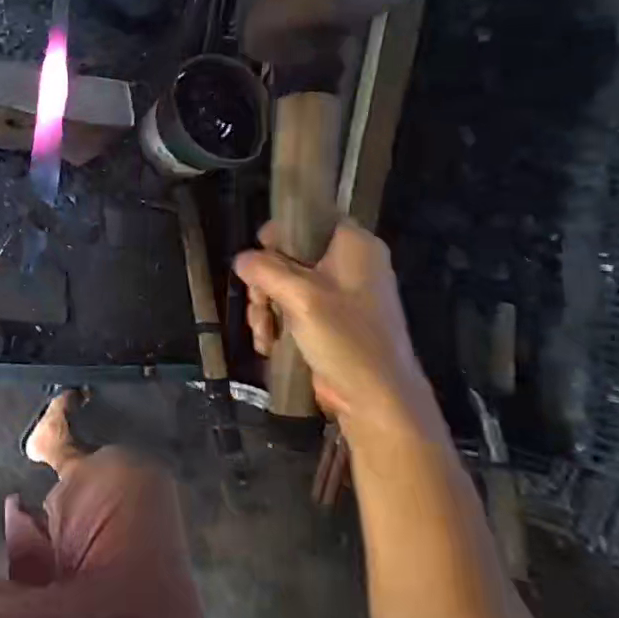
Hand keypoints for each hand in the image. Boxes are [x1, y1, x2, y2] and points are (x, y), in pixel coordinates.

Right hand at [232, 220, 442, 441]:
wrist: (376, 399)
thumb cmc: (346, 338)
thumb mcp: (299, 297)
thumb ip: (264, 270)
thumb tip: (241, 259)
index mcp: (355, 246)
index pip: (309, 218)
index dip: (280, 235)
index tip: (261, 259)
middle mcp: (349, 264)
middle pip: (289, 254)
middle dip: (265, 281)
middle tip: (260, 302)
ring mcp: (339, 294)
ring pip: (284, 283)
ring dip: (266, 306)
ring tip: (264, 331)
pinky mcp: (330, 320)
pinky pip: (291, 307)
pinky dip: (276, 322)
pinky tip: (270, 341)